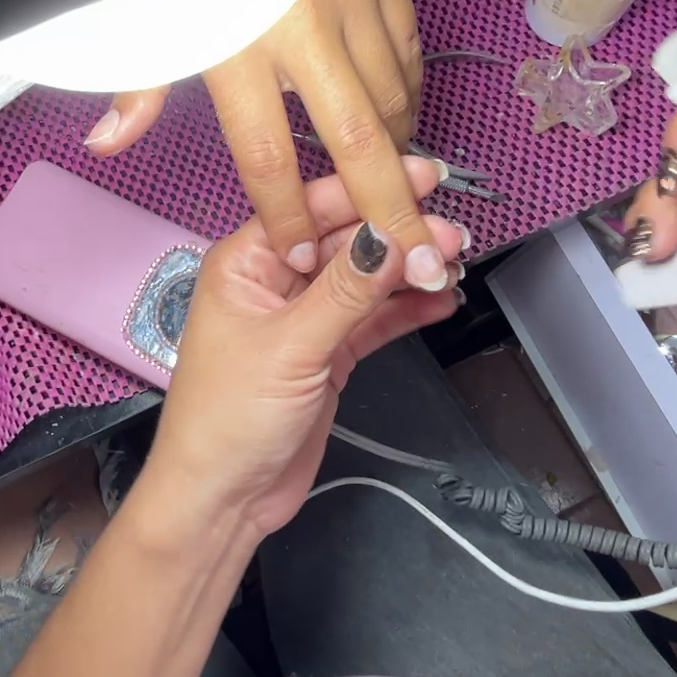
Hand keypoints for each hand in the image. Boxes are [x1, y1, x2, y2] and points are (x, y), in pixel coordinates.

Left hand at [84, 0, 446, 290]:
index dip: (285, 213)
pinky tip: (401, 110)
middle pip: (353, 137)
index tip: (301, 254)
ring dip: (397, 144)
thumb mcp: (153, 12)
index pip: (265, 154)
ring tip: (397, 179)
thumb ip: (138, 84)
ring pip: (391, 93)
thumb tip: (105, 143)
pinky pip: (409, 44)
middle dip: (386, 205)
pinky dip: (409, 86)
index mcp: (236, 46)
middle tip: (416, 253)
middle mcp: (302, 27)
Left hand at [147, 157, 464, 536]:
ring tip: (453, 266)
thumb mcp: (290, 347)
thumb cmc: (229, 417)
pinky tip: (439, 300)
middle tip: (450, 237)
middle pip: (345, 242)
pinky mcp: (326, 351)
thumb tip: (392, 236)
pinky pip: (371, 319)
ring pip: (364, 280)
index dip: (365, 191)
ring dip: (407, 272)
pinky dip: (404, 310)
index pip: (311, 209)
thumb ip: (346, 292)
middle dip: (396, 237)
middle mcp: (275, 279)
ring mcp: (304, 316)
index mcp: (246, 260)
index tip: (422, 178)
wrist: (223, 499)